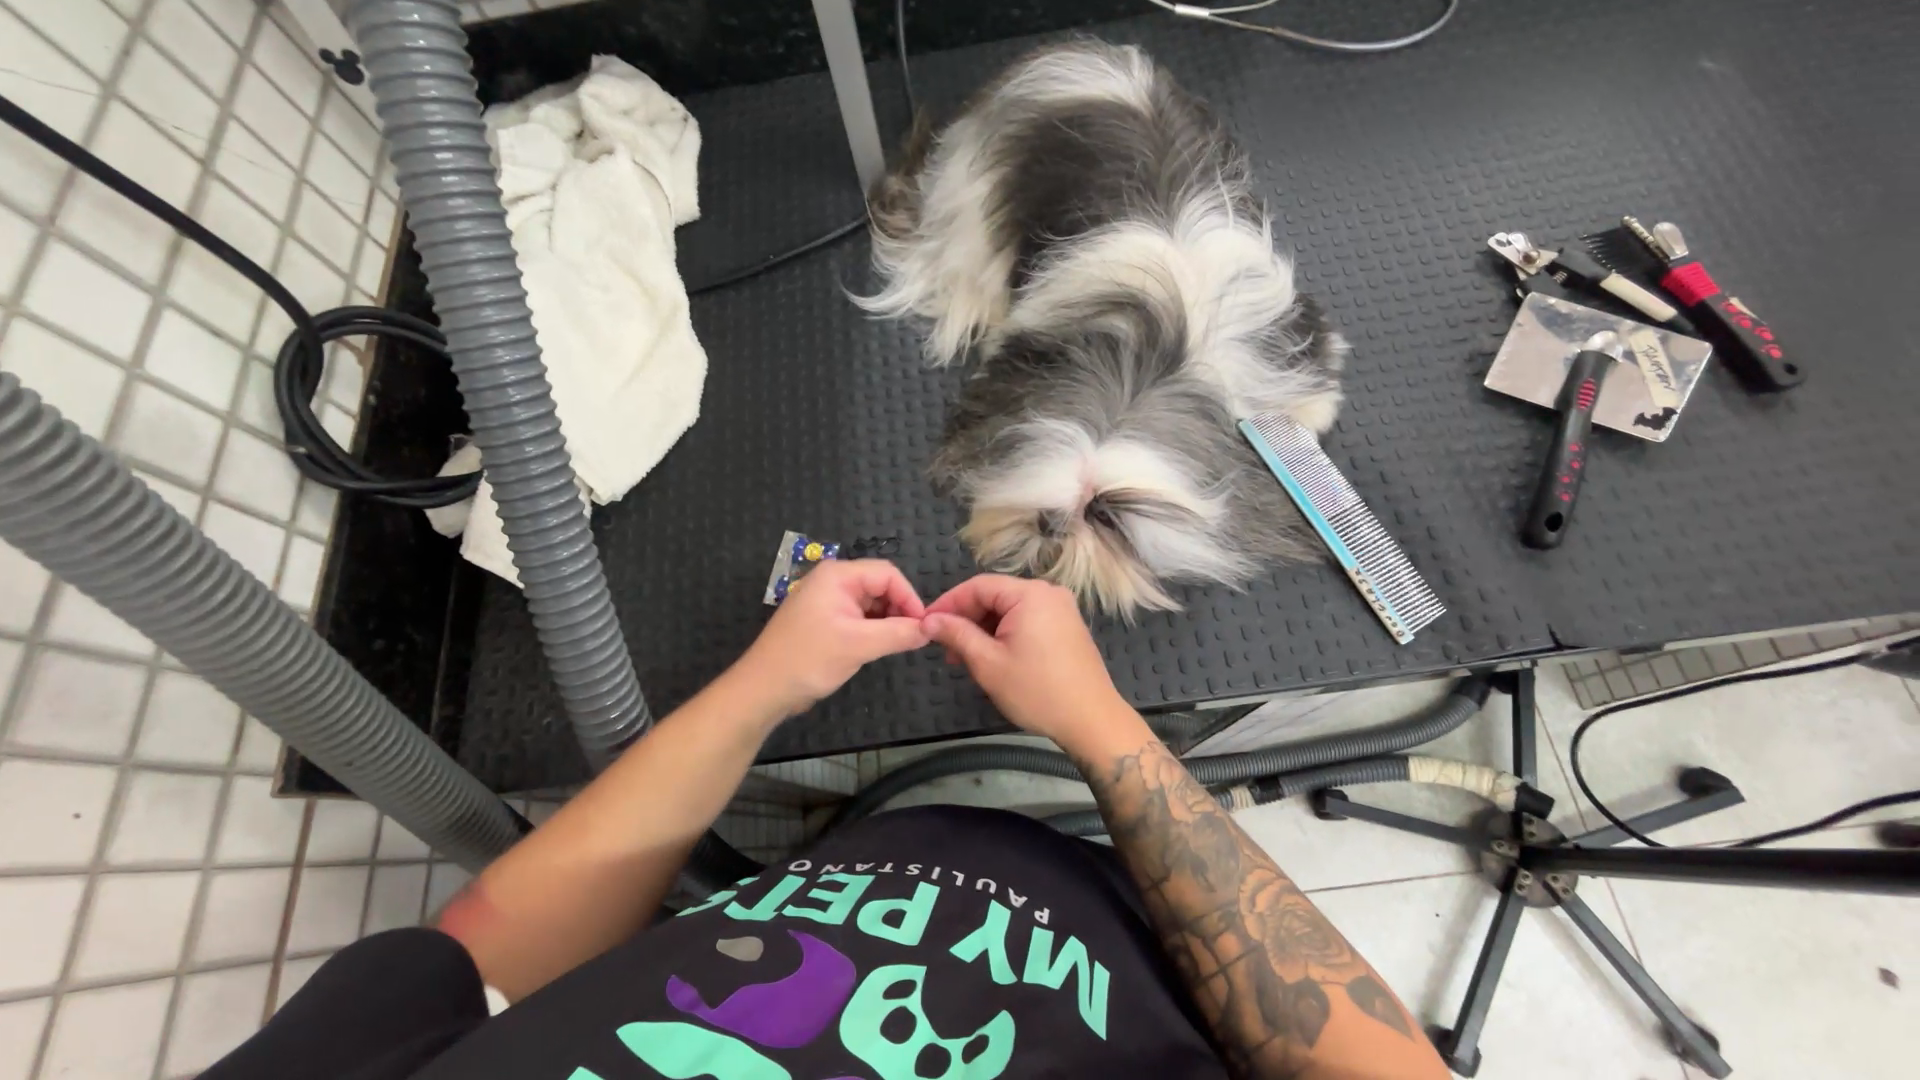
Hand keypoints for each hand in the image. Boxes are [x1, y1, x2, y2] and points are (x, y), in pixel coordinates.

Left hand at [733, 560, 929, 719]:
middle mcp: (833, 582)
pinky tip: (878, 649)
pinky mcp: (826, 621)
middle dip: (899, 610)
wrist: (764, 689)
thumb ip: (898, 633)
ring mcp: (828, 602)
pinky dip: (873, 631)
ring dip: (887, 622)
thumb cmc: (809, 660)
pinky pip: (859, 618)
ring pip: (871, 604)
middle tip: (913, 638)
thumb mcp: (859, 645)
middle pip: (880, 586)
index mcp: (838, 576)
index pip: (888, 574)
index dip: (909, 597)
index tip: (923, 626)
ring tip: (897, 646)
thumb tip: (930, 629)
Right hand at [921, 575, 1146, 755]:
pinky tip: (992, 657)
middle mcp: (1048, 593)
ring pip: (1010, 610)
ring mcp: (1062, 609)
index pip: (978, 586)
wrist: (1091, 720)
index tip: (926, 625)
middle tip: (945, 649)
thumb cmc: (1036, 691)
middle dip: (967, 620)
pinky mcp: (1067, 627)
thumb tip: (928, 621)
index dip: (948, 603)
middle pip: (995, 596)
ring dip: (984, 630)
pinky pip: (1027, 620)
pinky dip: (1005, 634)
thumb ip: (956, 634)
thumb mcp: (988, 663)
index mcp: (1030, 594)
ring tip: (965, 659)